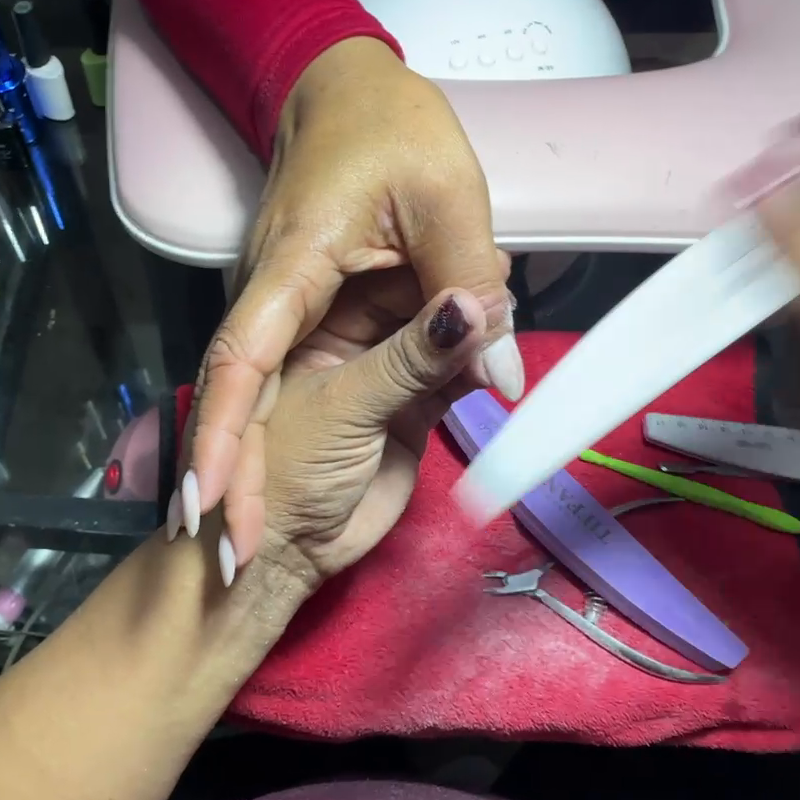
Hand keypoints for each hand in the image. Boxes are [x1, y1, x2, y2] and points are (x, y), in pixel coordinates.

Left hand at [172, 285, 490, 588]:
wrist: (291, 550)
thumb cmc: (293, 471)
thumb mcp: (347, 405)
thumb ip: (409, 359)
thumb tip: (473, 306)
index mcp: (311, 323)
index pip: (374, 277)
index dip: (421, 262)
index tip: (471, 249)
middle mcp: (347, 338)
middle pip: (412, 301)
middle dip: (455, 295)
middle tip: (503, 278)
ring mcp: (382, 374)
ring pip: (436, 340)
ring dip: (471, 334)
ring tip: (508, 317)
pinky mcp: (411, 410)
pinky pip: (450, 379)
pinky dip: (474, 371)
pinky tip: (499, 361)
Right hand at [186, 36, 520, 577]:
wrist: (340, 98)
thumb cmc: (384, 131)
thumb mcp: (440, 200)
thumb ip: (467, 282)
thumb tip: (502, 373)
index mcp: (286, 273)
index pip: (238, 365)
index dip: (216, 440)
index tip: (205, 512)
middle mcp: (270, 308)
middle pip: (233, 405)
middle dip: (221, 486)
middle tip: (225, 559)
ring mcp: (283, 323)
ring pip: (255, 408)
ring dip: (239, 481)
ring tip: (237, 549)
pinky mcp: (308, 333)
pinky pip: (290, 391)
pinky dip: (272, 449)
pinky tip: (290, 498)